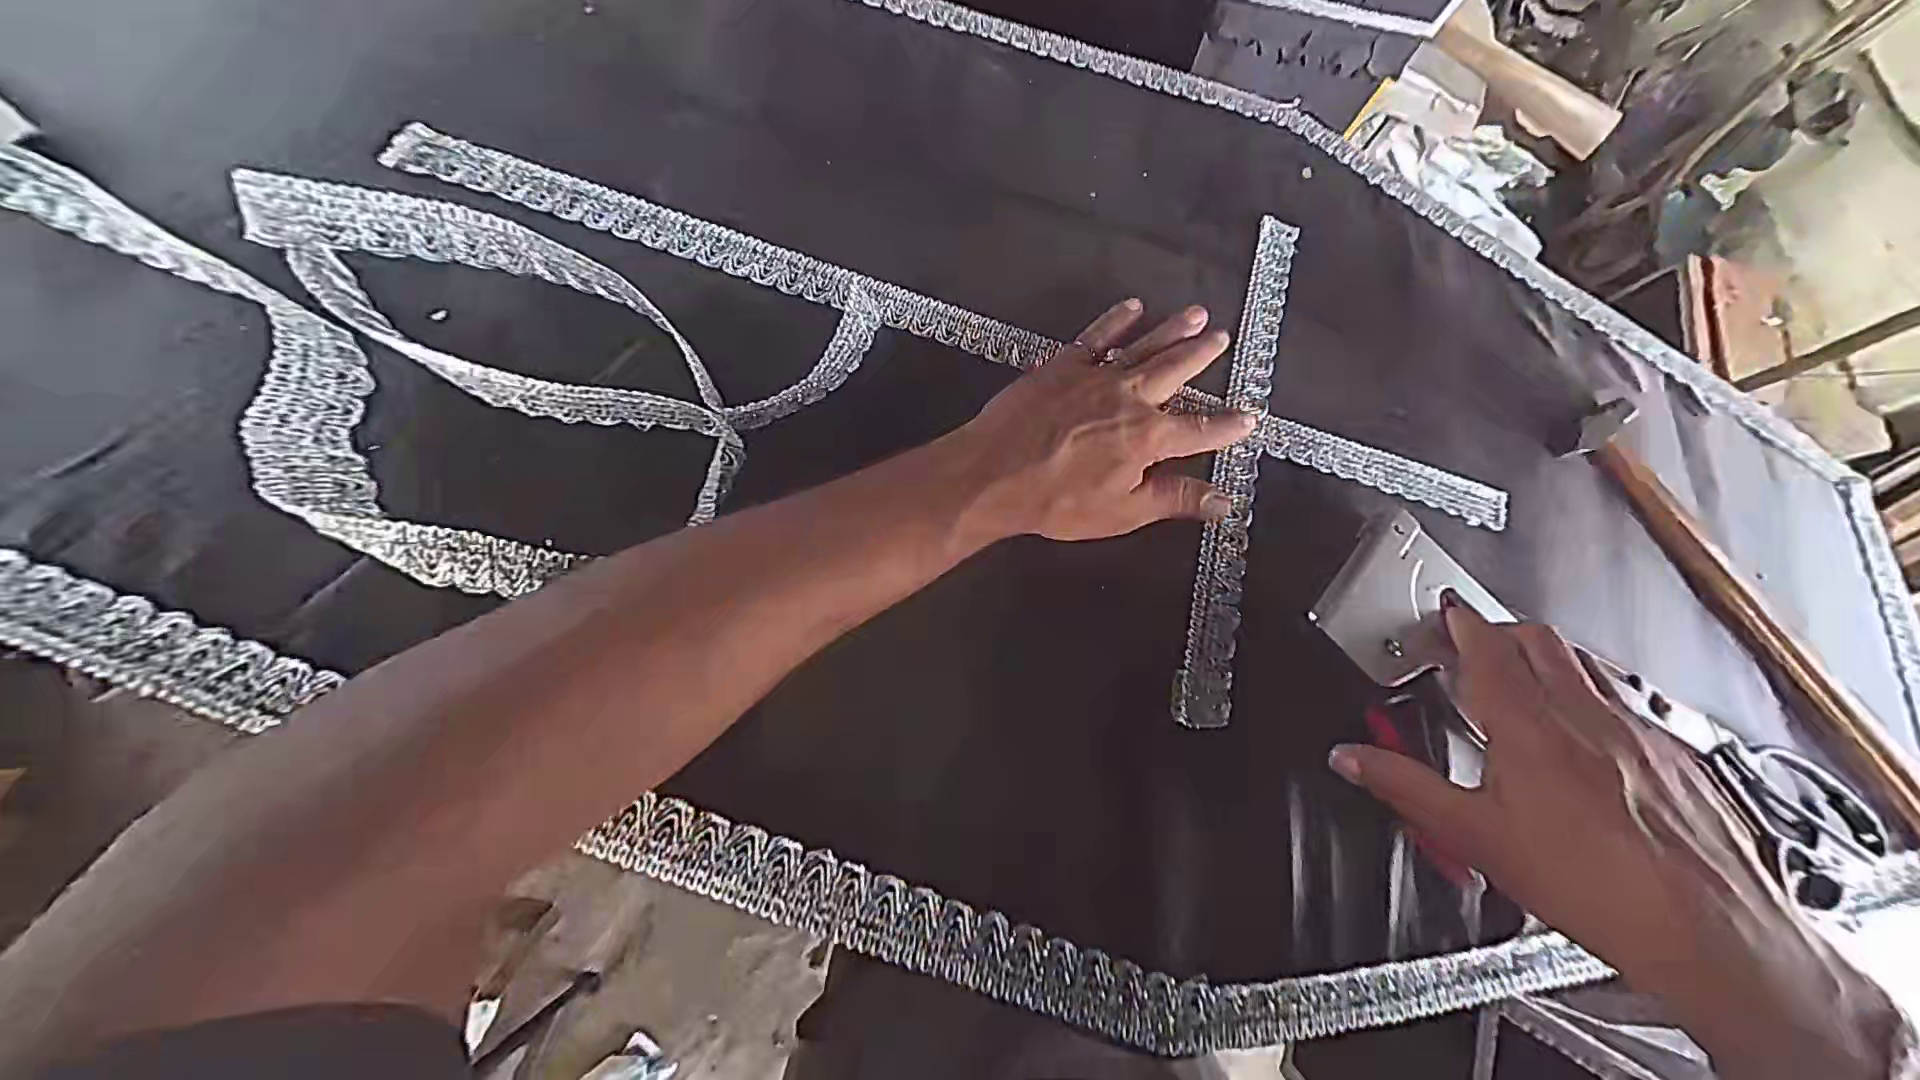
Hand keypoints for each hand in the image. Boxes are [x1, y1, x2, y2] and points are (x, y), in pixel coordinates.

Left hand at [940, 298, 1257, 542]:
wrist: (994, 474)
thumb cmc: (1053, 500)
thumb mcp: (1121, 512)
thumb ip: (1173, 500)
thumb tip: (1221, 501)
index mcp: (1147, 439)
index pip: (1201, 430)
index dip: (1228, 425)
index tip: (1249, 417)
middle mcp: (1128, 400)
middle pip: (1177, 371)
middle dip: (1202, 355)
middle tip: (1221, 338)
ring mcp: (1096, 377)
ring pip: (1144, 347)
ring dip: (1172, 330)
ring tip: (1196, 314)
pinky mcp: (1063, 366)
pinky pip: (1097, 336)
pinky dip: (1116, 320)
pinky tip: (1132, 308)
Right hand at [1329, 602, 1898, 1078]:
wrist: (1712, 936)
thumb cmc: (1594, 885)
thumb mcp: (1470, 833)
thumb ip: (1400, 784)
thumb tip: (1350, 758)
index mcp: (1528, 728)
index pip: (1486, 650)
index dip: (1459, 623)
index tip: (1444, 613)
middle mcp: (1586, 718)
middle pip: (1538, 640)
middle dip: (1497, 628)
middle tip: (1470, 638)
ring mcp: (1639, 733)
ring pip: (1585, 664)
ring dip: (1543, 655)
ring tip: (1519, 673)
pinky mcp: (1679, 757)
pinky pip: (1626, 701)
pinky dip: (1590, 694)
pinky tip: (1583, 730)